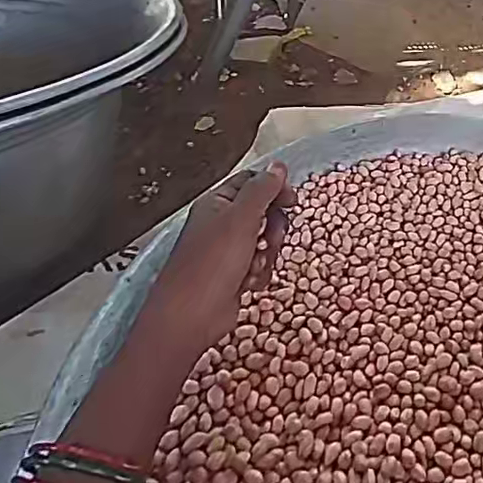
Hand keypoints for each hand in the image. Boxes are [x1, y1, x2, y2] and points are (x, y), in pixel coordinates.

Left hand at [138, 163, 293, 361]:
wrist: (191, 316)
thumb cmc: (212, 264)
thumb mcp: (241, 218)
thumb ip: (262, 189)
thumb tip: (278, 166)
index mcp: (218, 202)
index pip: (253, 182)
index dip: (275, 189)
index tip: (291, 201)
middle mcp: (222, 223)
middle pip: (264, 211)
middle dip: (273, 227)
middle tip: (269, 240)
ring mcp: (229, 250)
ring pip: (266, 239)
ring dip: (268, 253)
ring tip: (255, 266)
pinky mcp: (236, 273)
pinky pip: (261, 263)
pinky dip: (260, 272)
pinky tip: (249, 282)